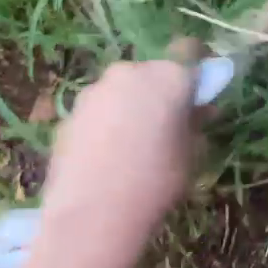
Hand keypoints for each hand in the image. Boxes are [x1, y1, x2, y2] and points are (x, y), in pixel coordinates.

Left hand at [38, 60, 201, 244]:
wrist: (91, 217)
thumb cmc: (156, 181)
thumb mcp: (192, 153)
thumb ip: (195, 123)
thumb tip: (198, 111)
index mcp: (169, 75)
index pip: (189, 49)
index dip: (195, 68)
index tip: (197, 91)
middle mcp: (131, 72)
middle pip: (152, 71)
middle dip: (158, 91)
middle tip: (164, 123)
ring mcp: (95, 91)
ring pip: (121, 90)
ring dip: (129, 106)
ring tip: (130, 145)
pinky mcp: (68, 114)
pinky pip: (97, 111)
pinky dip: (104, 124)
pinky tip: (105, 157)